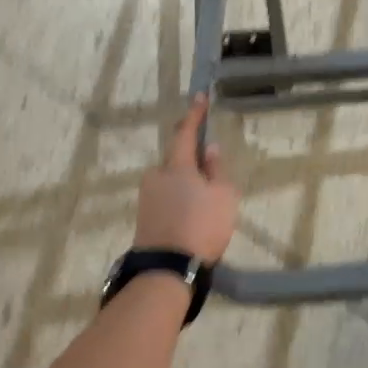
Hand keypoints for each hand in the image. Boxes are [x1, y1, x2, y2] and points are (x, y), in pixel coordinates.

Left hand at [134, 95, 238, 260]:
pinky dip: (179, 204)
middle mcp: (156, 176)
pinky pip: (166, 201)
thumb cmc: (201, 227)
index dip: (195, 114)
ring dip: (186, 188)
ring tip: (206, 210)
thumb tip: (209, 149)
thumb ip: (216, 170)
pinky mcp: (143, 218)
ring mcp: (146, 198)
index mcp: (176, 165)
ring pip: (171, 183)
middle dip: (193, 165)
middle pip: (177, 162)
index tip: (200, 96)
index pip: (186, 132)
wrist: (166, 271)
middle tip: (213, 181)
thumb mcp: (223, 197)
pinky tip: (192, 222)